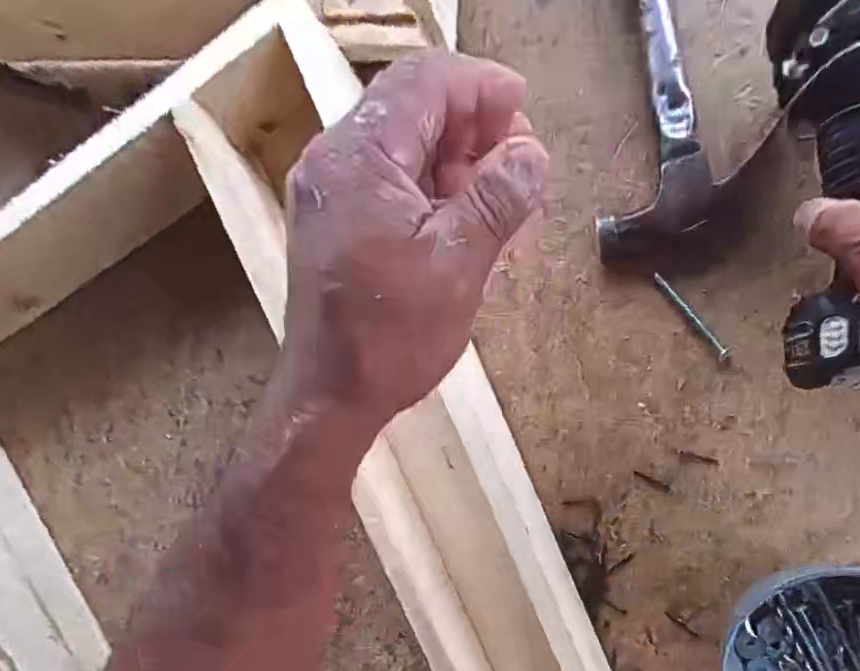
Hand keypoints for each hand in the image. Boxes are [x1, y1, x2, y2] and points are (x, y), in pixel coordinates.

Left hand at [280, 51, 548, 425]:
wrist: (328, 399)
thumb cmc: (390, 340)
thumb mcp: (457, 266)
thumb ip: (498, 198)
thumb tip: (532, 153)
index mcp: (359, 158)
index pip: (426, 81)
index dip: (484, 90)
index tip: (525, 119)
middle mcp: (332, 164)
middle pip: (413, 112)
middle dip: (474, 135)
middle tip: (520, 175)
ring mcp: (327, 198)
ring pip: (402, 155)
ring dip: (456, 171)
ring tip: (503, 210)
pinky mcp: (333, 231)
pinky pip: (387, 192)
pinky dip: (430, 199)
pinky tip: (465, 231)